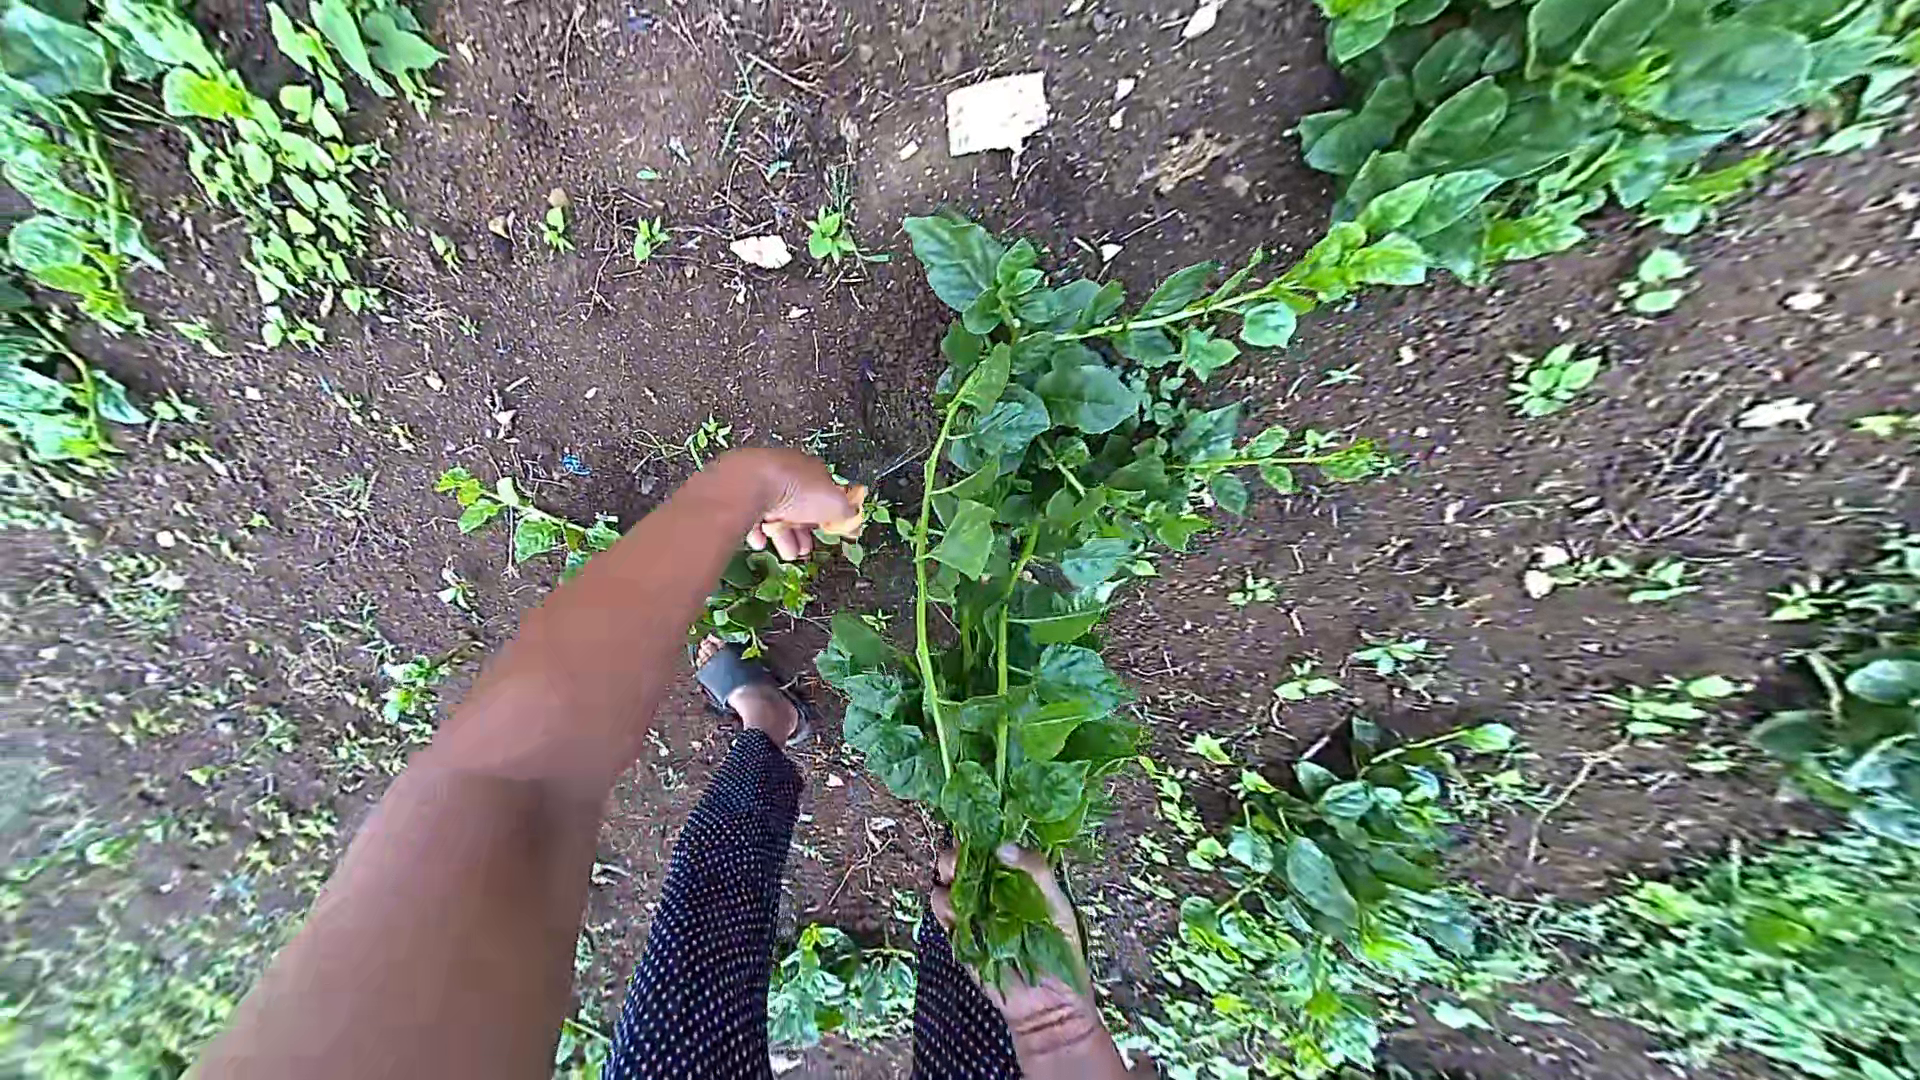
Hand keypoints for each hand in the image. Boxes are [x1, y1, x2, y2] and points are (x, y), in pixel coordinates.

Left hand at [711, 448, 860, 560]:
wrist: (748, 484)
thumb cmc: (796, 491)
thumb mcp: (835, 505)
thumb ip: (848, 515)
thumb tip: (856, 524)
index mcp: (811, 470)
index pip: (823, 494)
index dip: (825, 517)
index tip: (825, 535)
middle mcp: (786, 470)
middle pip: (798, 505)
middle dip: (802, 532)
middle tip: (804, 551)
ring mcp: (760, 480)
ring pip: (774, 511)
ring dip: (783, 536)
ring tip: (787, 554)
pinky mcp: (738, 491)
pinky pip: (750, 513)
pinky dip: (757, 530)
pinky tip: (760, 542)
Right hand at [932, 845, 1125, 1074]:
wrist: (1049, 1004)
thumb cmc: (1059, 948)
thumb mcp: (1056, 903)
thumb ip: (1035, 870)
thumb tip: (1002, 846)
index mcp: (1011, 874)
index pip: (987, 845)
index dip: (977, 837)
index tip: (974, 835)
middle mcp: (987, 888)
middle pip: (959, 861)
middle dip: (953, 857)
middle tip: (958, 863)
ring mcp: (972, 912)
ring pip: (945, 884)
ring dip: (946, 881)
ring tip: (958, 888)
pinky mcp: (960, 937)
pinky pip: (943, 916)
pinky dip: (944, 909)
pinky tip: (955, 911)